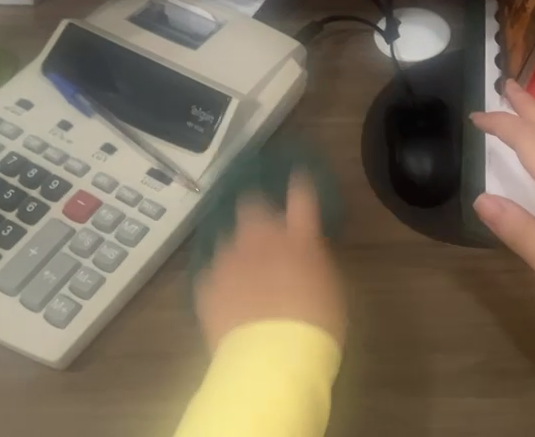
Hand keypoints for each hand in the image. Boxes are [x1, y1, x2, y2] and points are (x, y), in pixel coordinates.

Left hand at [193, 171, 345, 350]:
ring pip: (227, 237)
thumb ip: (313, 258)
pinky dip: (219, 276)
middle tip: (261, 223)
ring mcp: (231, 260)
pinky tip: (225, 291)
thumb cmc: (315, 324)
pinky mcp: (207, 286)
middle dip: (255, 209)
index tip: (297, 176)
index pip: (302, 195)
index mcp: (299, 236)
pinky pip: (211, 271)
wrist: (272, 359)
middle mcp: (262, 239)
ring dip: (235, 245)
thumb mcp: (327, 285)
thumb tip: (305, 250)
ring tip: (240, 264)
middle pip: (252, 205)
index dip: (299, 183)